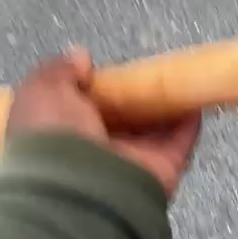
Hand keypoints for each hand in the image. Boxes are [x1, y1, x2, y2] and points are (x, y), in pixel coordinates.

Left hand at [6, 48, 203, 196]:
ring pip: (154, 130)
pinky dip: (190, 123)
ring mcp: (132, 161)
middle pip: (121, 121)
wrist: (80, 182)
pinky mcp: (163, 167)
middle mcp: (96, 151)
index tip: (103, 73)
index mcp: (60, 135)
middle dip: (132, 100)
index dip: (91, 91)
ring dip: (166, 109)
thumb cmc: (53, 137)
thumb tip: (80, 56)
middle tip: (144, 76)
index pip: (79, 111)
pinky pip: (181, 141)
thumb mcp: (41, 92)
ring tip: (178, 83)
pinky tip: (196, 101)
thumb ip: (58, 72)